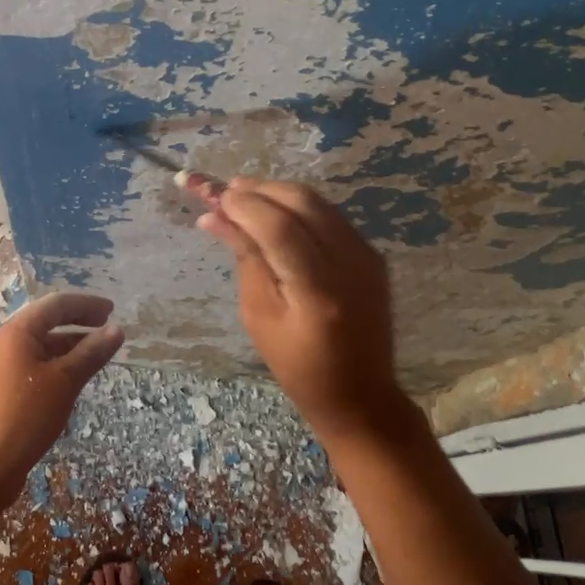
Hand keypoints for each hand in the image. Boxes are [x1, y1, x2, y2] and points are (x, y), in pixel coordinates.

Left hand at [0, 292, 123, 505]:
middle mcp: (7, 343)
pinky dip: (58, 364)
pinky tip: (73, 379)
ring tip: (97, 353)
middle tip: (108, 326)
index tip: (112, 310)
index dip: (86, 304)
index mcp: (18, 332)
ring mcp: (2, 367)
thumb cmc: (26, 417)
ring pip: (42, 346)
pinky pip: (36, 365)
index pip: (56, 304)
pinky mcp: (3, 390)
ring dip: (70, 344)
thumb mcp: (65, 382)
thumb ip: (91, 353)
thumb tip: (116, 330)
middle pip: (47, 321)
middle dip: (78, 321)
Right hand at [191, 176, 409, 443]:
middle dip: (260, 190)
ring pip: (317, 202)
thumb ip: (245, 259)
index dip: (244, 205)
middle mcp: (349, 264)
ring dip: (277, 192)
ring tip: (243, 196)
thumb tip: (214, 216)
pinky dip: (298, 205)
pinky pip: (329, 214)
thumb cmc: (298, 366)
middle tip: (224, 191)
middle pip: (302, 203)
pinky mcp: (371, 255)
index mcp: (318, 291)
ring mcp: (366, 256)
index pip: (278, 228)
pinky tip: (274, 212)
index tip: (213, 196)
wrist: (361, 395)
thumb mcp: (259, 316)